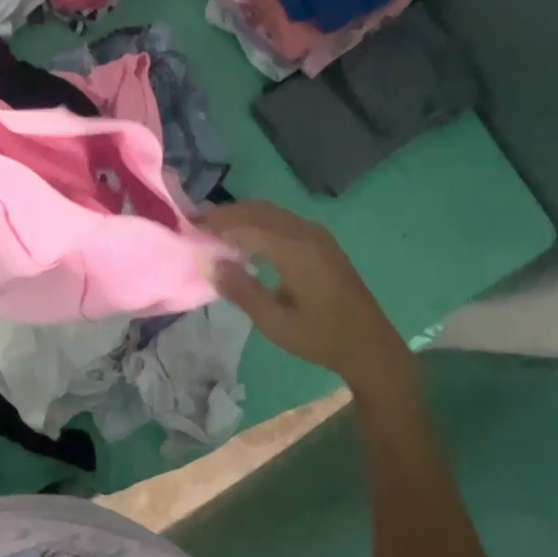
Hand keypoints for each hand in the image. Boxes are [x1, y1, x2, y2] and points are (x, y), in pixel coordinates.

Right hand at [203, 201, 417, 410]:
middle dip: (226, 214)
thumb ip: (242, 291)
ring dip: (242, 216)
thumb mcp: (275, 323)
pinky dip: (259, 222)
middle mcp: (307, 234)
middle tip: (196, 225)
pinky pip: (283, 221)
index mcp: (296, 252)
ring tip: (214, 229)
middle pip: (259, 211)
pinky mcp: (322, 243)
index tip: (188, 227)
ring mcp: (318, 236)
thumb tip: (212, 264)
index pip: (247, 225)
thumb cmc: (321, 338)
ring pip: (272, 212)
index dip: (216, 224)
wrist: (369, 345)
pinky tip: (246, 240)